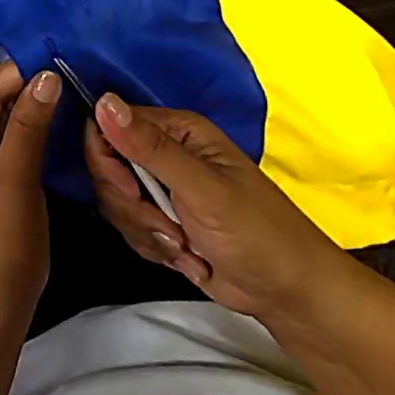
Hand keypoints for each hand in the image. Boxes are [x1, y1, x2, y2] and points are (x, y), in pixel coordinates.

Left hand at [0, 59, 59, 329]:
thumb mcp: (14, 181)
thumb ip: (28, 125)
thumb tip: (48, 74)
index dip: (23, 72)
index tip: (66, 64)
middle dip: (22, 79)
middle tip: (65, 84)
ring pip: (1, 101)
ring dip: (29, 96)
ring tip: (68, 94)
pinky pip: (11, 123)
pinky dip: (31, 117)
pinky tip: (58, 116)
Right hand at [84, 95, 363, 322]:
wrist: (289, 293)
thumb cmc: (258, 232)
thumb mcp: (202, 188)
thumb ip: (150, 147)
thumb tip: (105, 101)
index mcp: (178, 131)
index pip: (109, 127)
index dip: (108, 160)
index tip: (130, 190)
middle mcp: (164, 152)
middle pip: (107, 169)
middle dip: (132, 206)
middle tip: (168, 226)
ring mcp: (160, 188)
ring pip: (115, 202)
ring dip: (145, 231)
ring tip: (186, 244)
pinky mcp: (159, 219)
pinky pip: (127, 227)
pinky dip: (152, 246)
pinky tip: (186, 254)